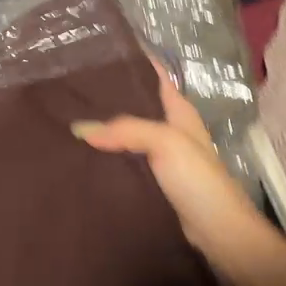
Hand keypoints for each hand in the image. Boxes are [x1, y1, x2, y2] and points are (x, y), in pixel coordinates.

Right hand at [72, 61, 285, 279]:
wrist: (219, 235)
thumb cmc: (199, 180)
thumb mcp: (165, 142)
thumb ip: (125, 130)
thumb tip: (79, 128)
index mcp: (179, 110)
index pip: (154, 73)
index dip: (132, 59)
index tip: (96, 50)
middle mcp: (169, 128)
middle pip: (135, 103)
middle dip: (108, 95)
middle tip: (68, 86)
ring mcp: (160, 157)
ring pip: (126, 134)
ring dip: (104, 128)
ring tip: (66, 116)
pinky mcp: (151, 182)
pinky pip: (123, 161)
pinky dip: (105, 156)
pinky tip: (81, 154)